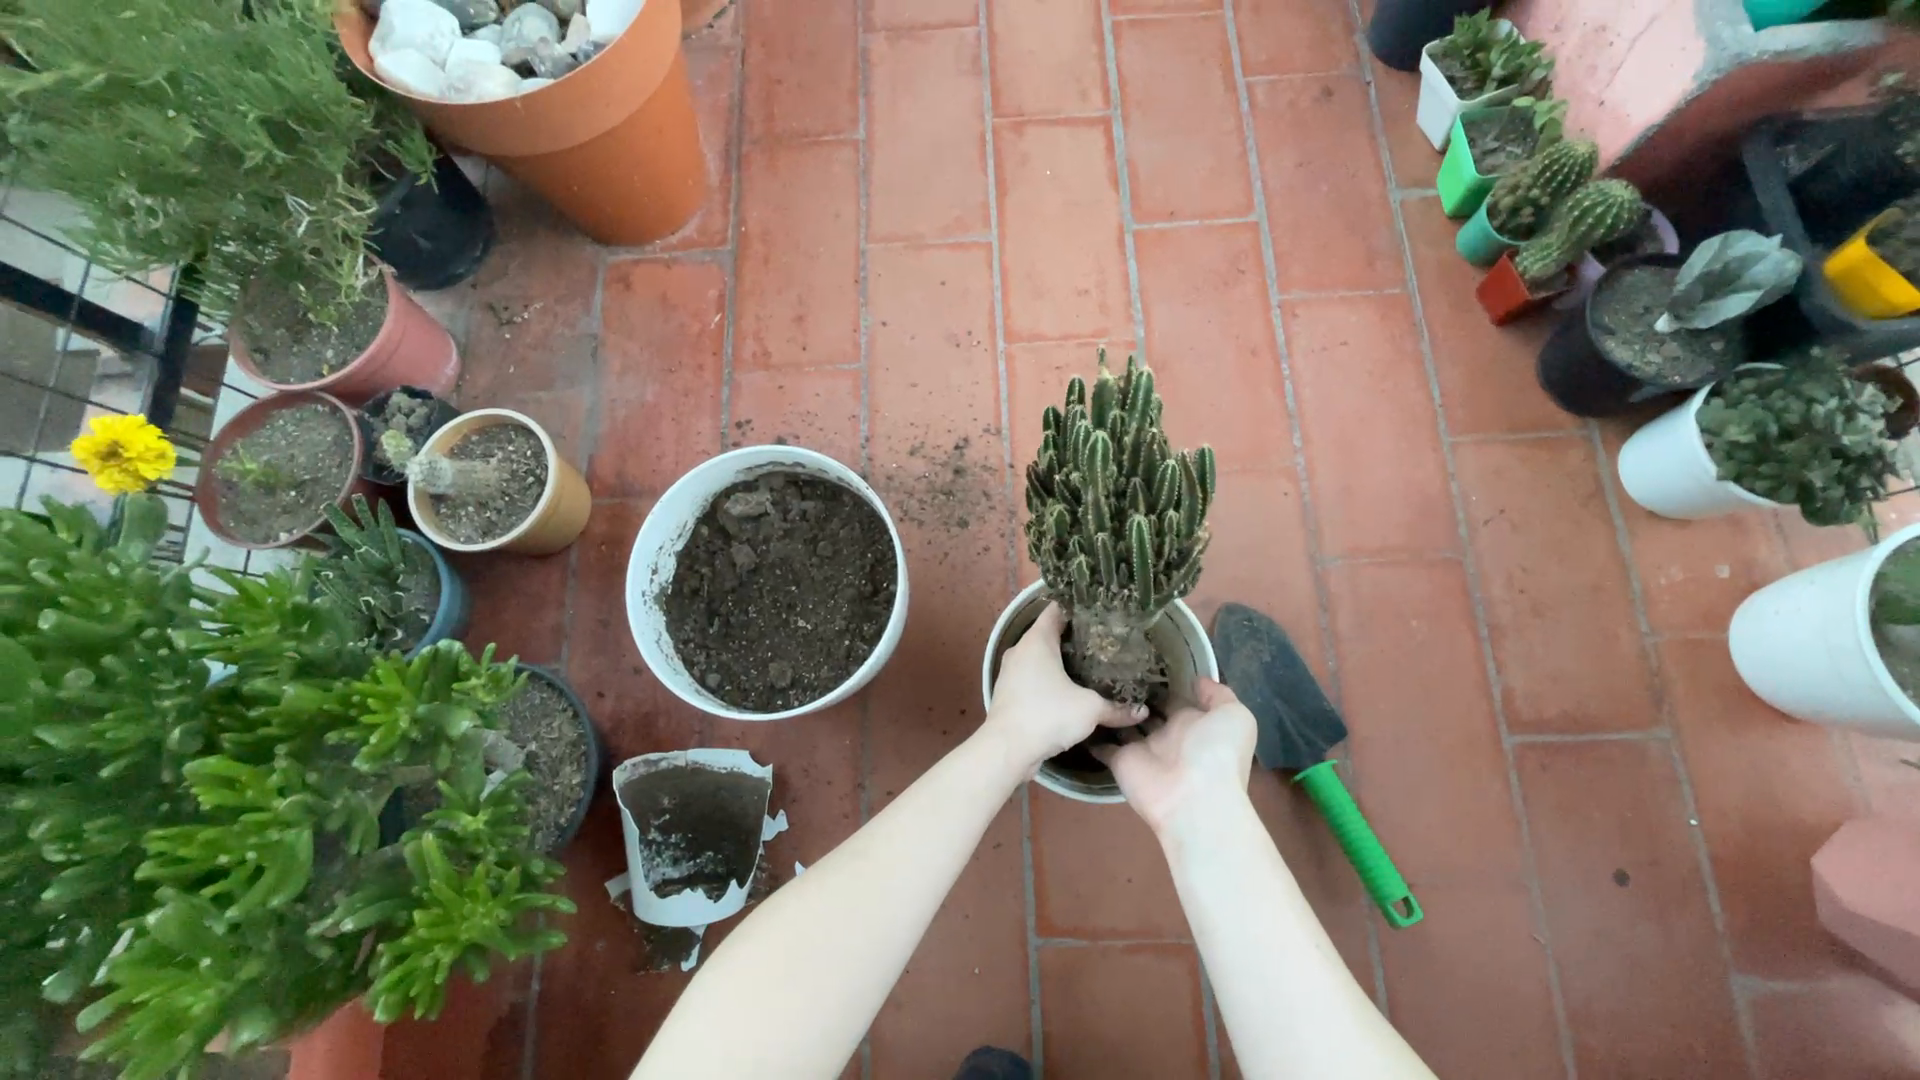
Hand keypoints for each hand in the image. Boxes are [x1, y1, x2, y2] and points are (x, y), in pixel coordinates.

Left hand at [983, 603, 1146, 775]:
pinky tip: (1068, 690)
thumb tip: (1142, 711)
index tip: (1099, 613)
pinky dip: (1048, 679)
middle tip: (1103, 642)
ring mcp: (1010, 671)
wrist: (1006, 748)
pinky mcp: (1008, 692)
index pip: (1057, 610)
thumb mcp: (1089, 709)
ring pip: (1039, 657)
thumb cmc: (1047, 715)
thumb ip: (1116, 708)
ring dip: (1060, 660)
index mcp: (1037, 640)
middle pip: (1049, 633)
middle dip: (1074, 637)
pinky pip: (1032, 676)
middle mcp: (1020, 649)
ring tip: (1090, 665)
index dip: (1078, 608)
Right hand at [1092, 678, 1256, 838]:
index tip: (1144, 661)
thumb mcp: (1234, 716)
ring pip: (1124, 724)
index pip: (1175, 698)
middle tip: (1113, 666)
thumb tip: (1197, 680)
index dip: (1162, 682)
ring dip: (1112, 708)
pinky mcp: (1120, 761)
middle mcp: (1167, 734)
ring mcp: (1142, 748)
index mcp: (1193, 722)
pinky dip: (1092, 734)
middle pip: (1147, 710)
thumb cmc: (1217, 752)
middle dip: (1134, 692)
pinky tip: (1080, 712)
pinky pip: (1102, 746)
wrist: (1195, 798)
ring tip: (1092, 680)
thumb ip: (1218, 694)